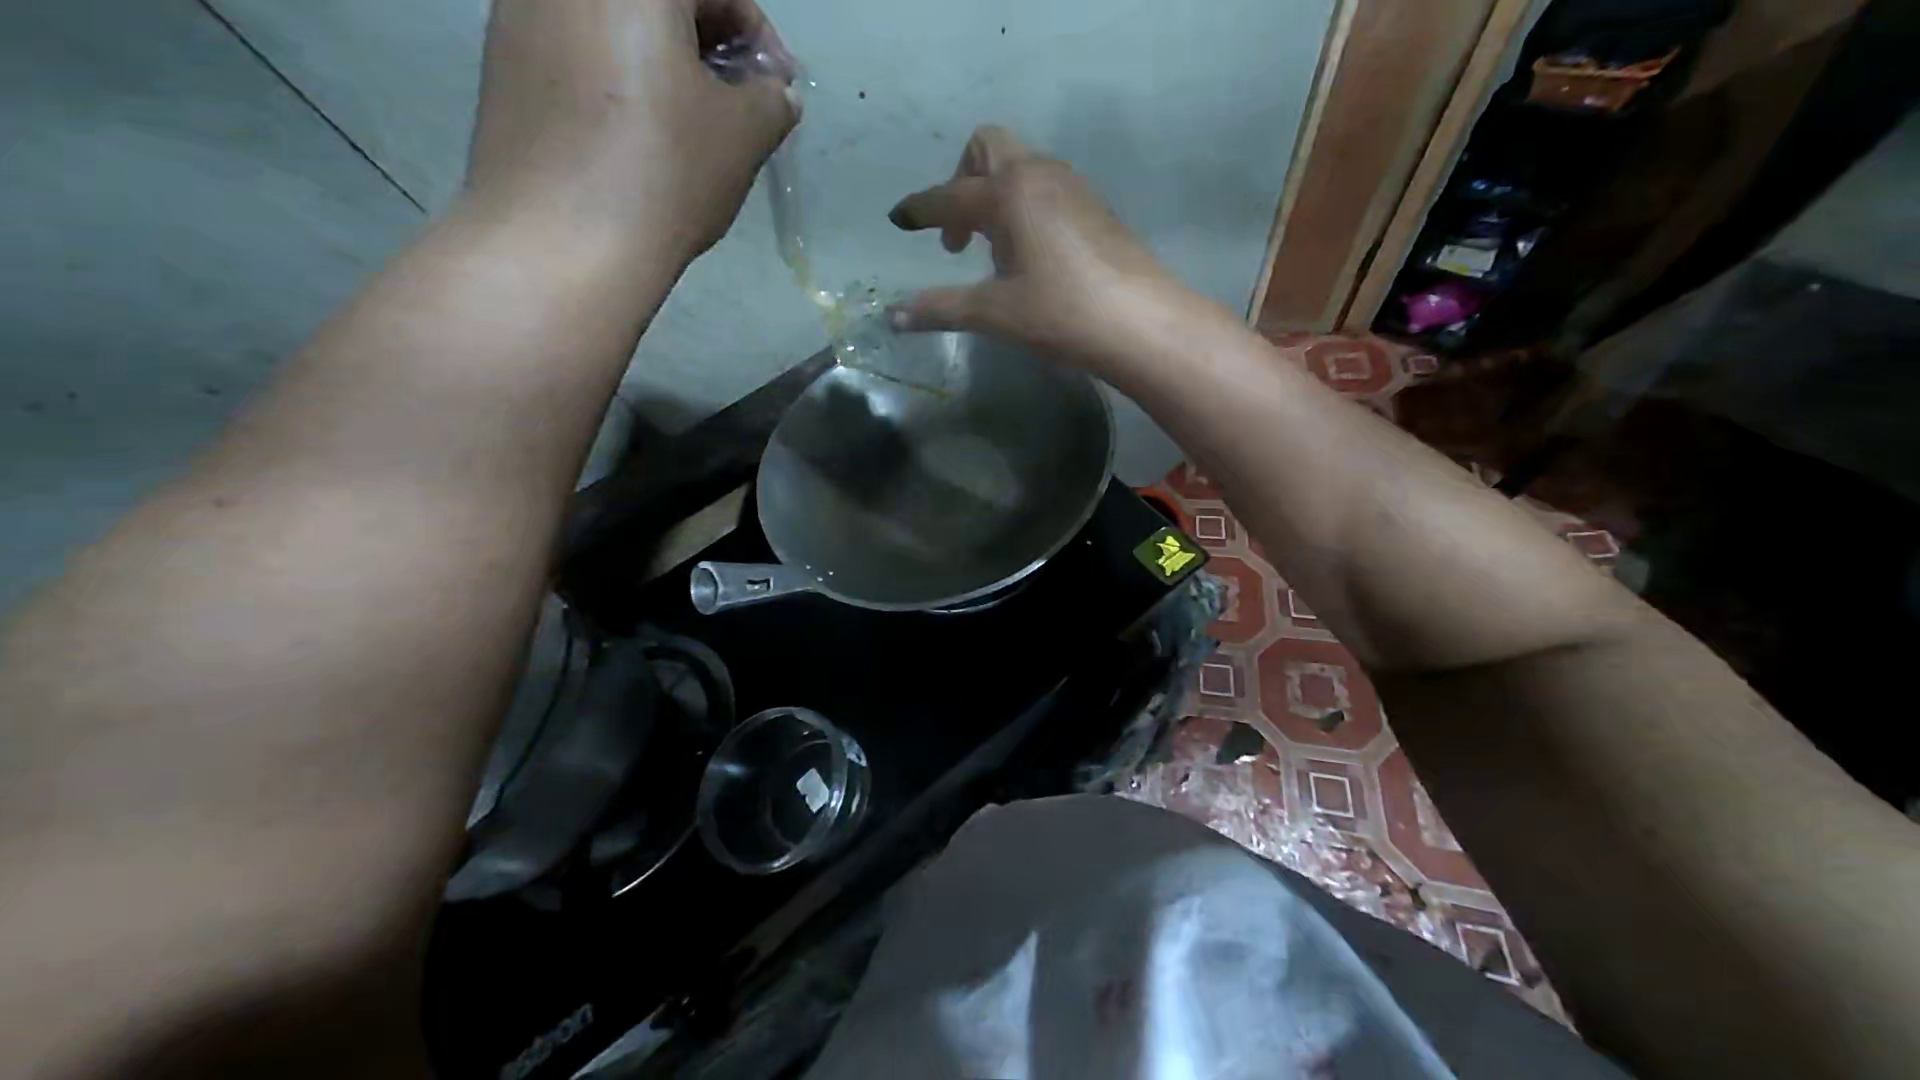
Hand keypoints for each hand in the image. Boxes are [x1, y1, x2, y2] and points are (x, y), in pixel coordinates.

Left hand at [466, 0, 797, 263]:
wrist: (561, 240)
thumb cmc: (664, 172)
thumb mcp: (744, 135)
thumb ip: (770, 99)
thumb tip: (774, 92)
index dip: (760, 39)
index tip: (777, 91)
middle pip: (661, 1)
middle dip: (710, 45)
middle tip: (736, 106)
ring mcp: (522, 12)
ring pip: (617, 22)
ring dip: (665, 61)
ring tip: (688, 125)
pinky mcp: (504, 61)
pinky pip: (579, 50)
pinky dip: (620, 76)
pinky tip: (638, 135)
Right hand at [887, 126, 1189, 369]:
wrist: (1140, 323)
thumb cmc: (1060, 313)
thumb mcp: (993, 312)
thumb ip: (940, 308)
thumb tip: (893, 317)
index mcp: (1008, 192)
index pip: (949, 195)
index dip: (920, 210)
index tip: (900, 219)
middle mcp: (1039, 174)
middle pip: (987, 148)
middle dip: (961, 183)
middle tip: (957, 235)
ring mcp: (1072, 187)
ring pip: (1019, 168)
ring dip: (994, 197)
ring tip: (992, 252)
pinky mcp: (1094, 207)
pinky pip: (1044, 188)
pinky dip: (1023, 207)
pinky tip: (1029, 256)